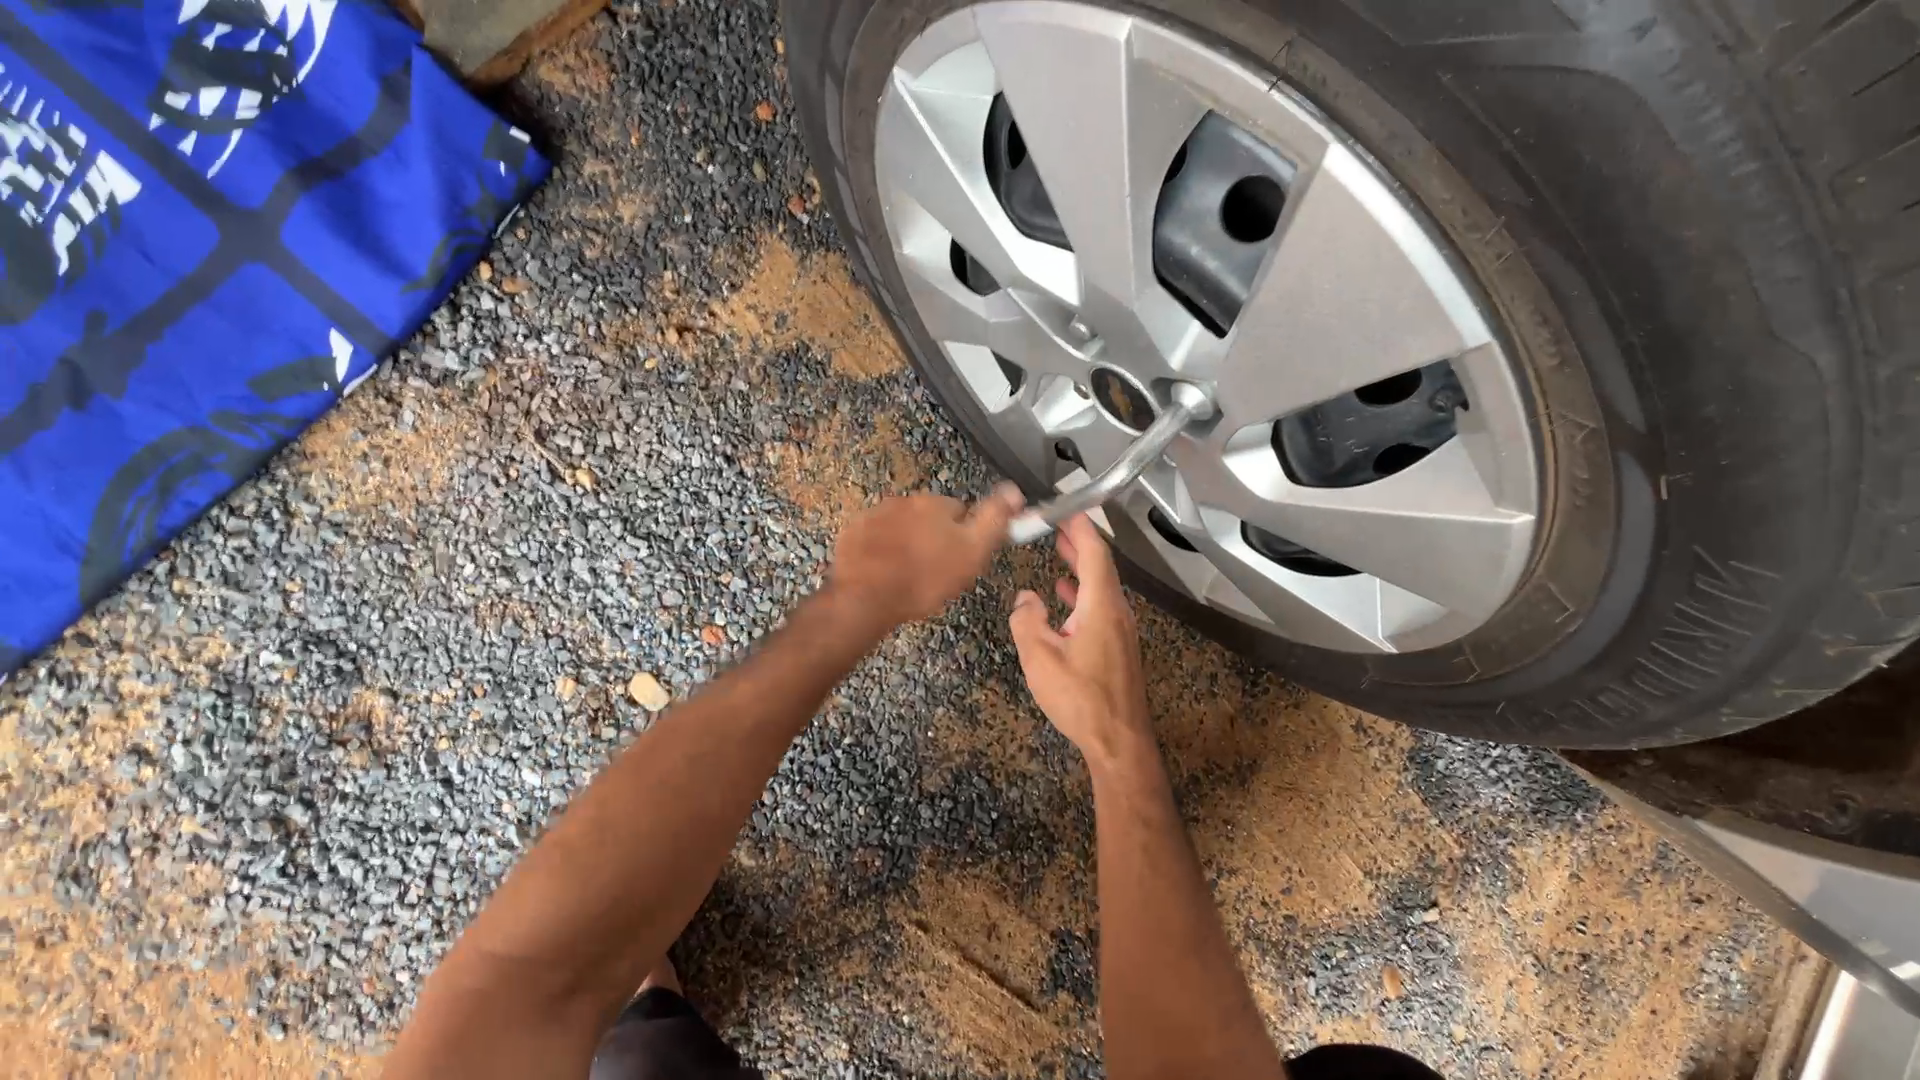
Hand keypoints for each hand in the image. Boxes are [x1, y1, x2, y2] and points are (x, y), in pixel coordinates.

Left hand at [826, 484, 1023, 629]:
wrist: (865, 598)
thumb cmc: (923, 580)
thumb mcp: (972, 554)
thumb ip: (995, 520)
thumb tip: (1014, 491)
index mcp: (936, 504)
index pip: (960, 511)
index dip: (963, 537)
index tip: (959, 560)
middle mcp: (904, 501)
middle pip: (928, 518)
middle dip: (932, 539)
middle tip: (934, 573)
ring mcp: (875, 515)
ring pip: (901, 528)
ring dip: (906, 545)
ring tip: (907, 577)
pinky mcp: (853, 533)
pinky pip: (875, 538)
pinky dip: (880, 551)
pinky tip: (883, 574)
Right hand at [1008, 515, 1153, 768]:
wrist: (1119, 741)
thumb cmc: (1080, 698)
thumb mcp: (1039, 657)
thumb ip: (1027, 620)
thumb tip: (1024, 597)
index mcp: (1101, 606)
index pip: (1095, 553)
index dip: (1081, 527)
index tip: (1068, 508)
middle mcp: (1117, 613)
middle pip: (1101, 567)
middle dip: (1080, 544)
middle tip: (1061, 525)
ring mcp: (1122, 632)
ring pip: (1102, 589)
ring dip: (1081, 569)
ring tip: (1060, 555)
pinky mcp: (1120, 650)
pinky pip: (1102, 609)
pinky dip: (1083, 595)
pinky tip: (1066, 602)